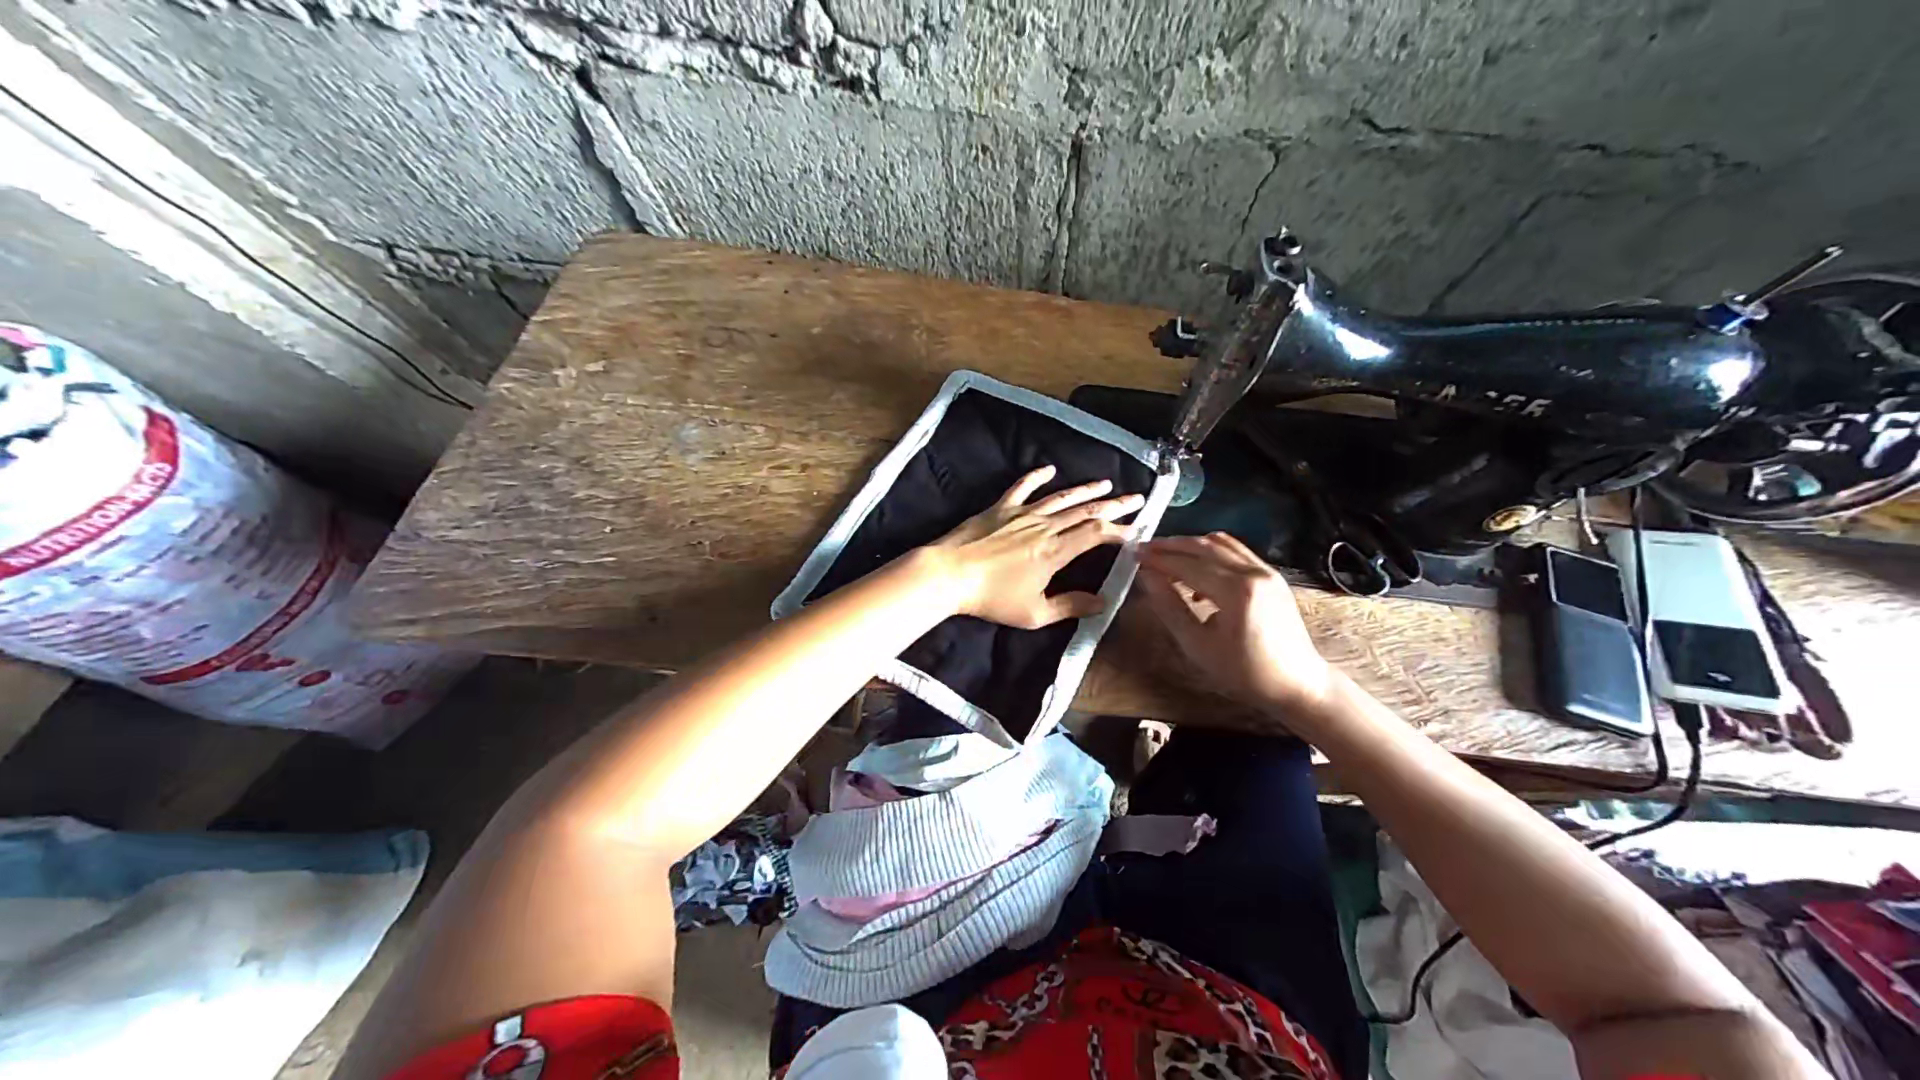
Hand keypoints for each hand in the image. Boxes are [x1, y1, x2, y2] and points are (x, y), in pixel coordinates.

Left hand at [922, 465, 1145, 628]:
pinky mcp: (1000, 508)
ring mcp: (1021, 514)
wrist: (948, 574)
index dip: (1119, 531)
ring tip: (1105, 483)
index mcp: (1055, 551)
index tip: (1137, 530)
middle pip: (1085, 511)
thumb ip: (1070, 606)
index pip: (1096, 535)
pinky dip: (1037, 477)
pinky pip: (1022, 488)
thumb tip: (1102, 602)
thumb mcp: (1035, 613)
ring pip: (1061, 497)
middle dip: (1113, 505)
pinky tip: (1049, 470)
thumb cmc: (991, 597)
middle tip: (1136, 497)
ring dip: (1085, 490)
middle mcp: (1044, 526)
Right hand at [1136, 532, 1334, 713]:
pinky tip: (1196, 574)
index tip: (1134, 555)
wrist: (1297, 683)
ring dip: (1191, 546)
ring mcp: (1267, 571)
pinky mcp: (1273, 576)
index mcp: (1236, 591)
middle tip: (1144, 549)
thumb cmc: (1244, 672)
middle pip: (1204, 546)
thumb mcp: (1197, 645)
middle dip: (1171, 545)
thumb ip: (1170, 607)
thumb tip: (1147, 577)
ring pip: (1222, 544)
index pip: (1188, 564)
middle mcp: (1254, 572)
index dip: (1158, 558)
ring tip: (1165, 555)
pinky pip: (1236, 553)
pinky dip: (1211, 555)